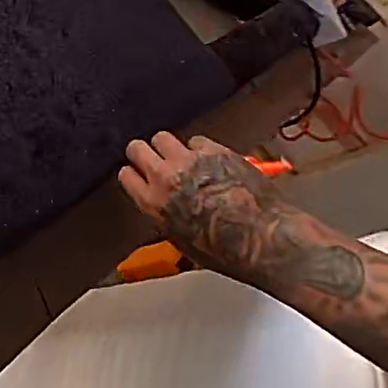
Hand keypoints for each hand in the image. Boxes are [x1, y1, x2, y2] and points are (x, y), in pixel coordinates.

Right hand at [118, 132, 282, 275]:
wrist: (261, 237)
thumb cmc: (227, 249)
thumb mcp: (182, 241)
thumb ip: (166, 215)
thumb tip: (167, 206)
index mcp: (154, 204)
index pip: (126, 176)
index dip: (134, 174)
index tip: (139, 174)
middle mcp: (166, 177)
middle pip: (137, 148)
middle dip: (144, 152)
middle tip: (153, 158)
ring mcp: (189, 160)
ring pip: (162, 137)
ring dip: (169, 147)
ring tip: (180, 157)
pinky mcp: (213, 150)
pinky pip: (196, 140)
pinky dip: (200, 148)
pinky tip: (209, 161)